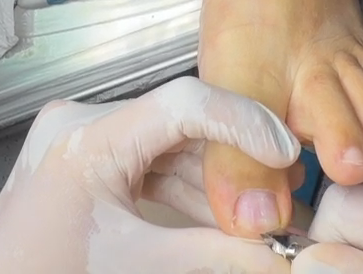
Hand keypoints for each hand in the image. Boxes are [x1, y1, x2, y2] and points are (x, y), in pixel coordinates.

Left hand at [0, 77, 300, 272]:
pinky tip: (218, 216)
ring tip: (256, 212)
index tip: (283, 151)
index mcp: (84, 136)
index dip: (241, 122)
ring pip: (167, 144)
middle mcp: (79, 121)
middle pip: (178, 123)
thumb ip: (213, 254)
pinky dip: (183, 188)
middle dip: (231, 160)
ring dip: (212, 180)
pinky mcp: (84, 157)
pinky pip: (147, 162)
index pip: (181, 104)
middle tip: (280, 189)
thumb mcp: (137, 265)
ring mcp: (80, 136)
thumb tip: (276, 250)